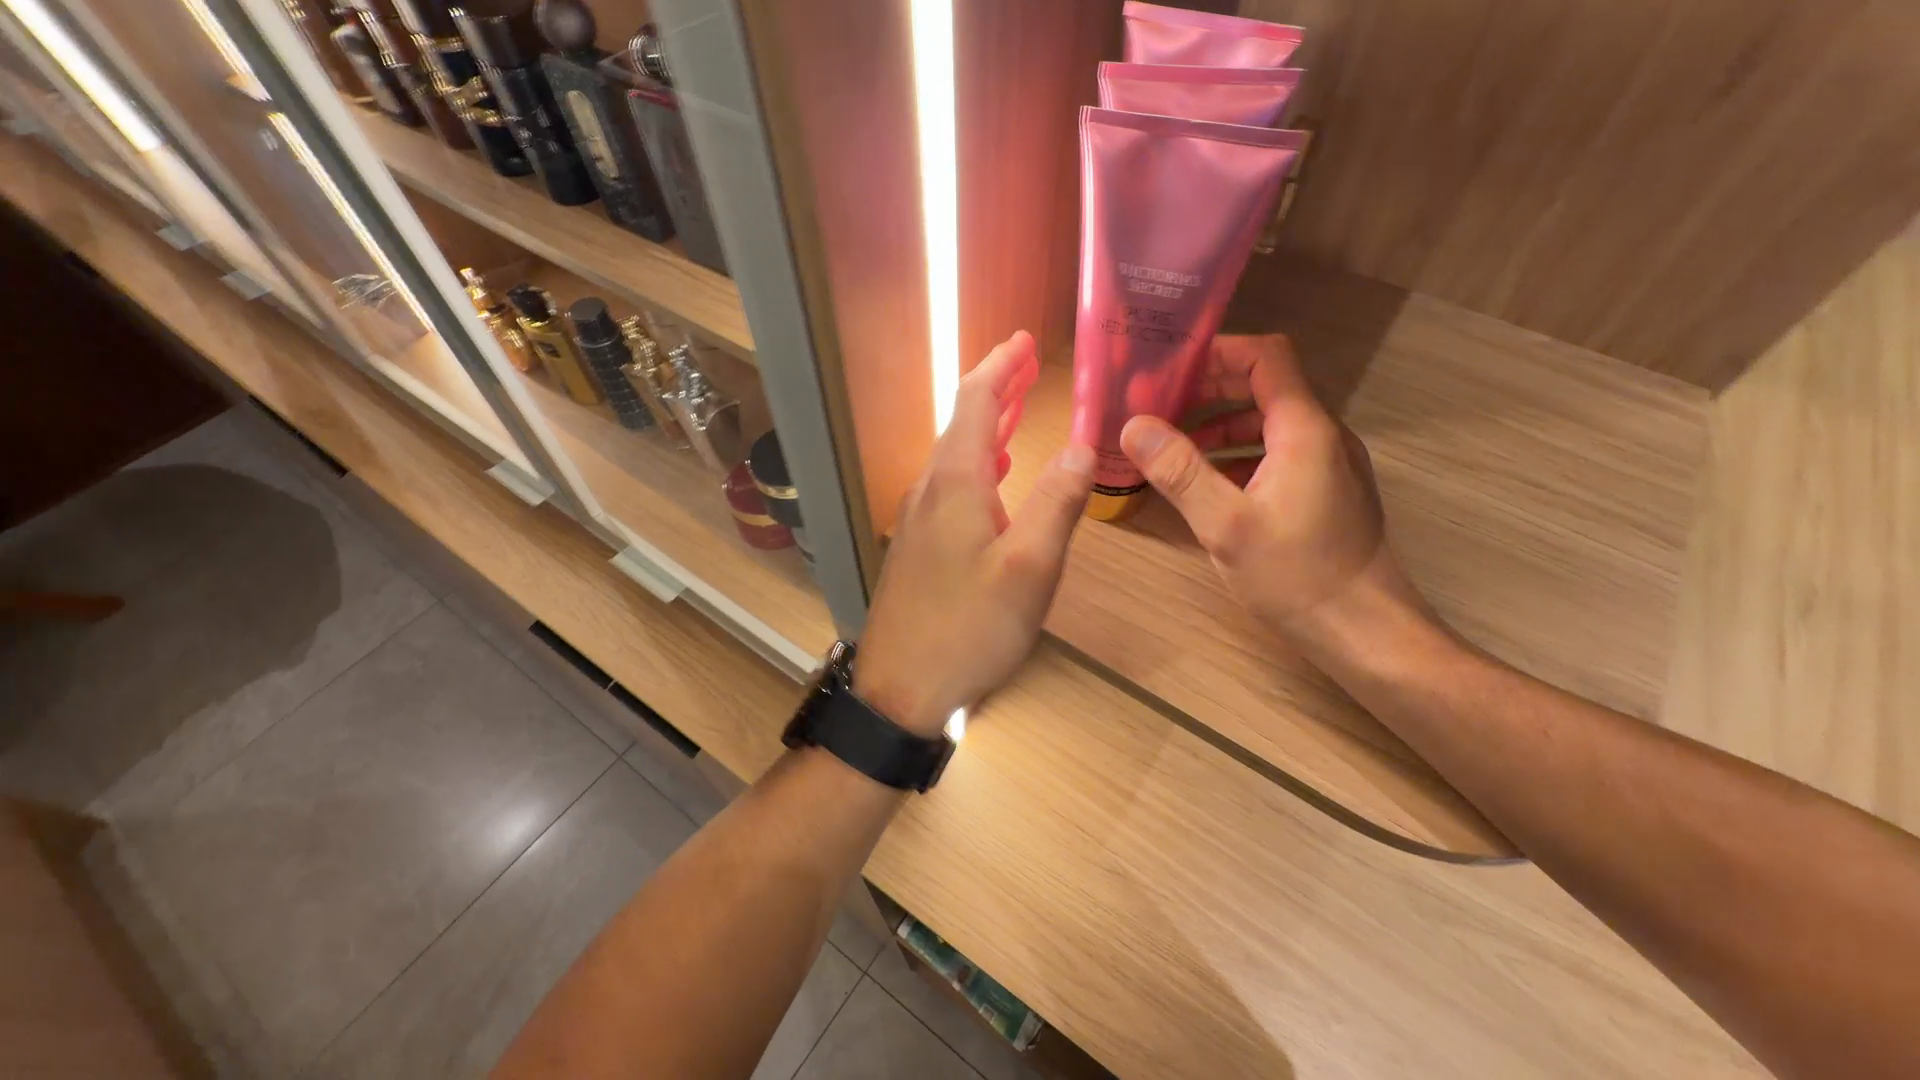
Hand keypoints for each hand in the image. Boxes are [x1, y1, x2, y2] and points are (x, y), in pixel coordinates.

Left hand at [854, 331, 1094, 736]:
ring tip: (1018, 408)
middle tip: (1028, 363)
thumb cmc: (969, 628)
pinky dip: (977, 463)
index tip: (1026, 341)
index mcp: (955, 484)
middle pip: (962, 424)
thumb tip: (1082, 445)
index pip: (974, 403)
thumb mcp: (1029, 570)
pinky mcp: (917, 548)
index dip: (1001, 367)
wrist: (900, 689)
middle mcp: (930, 491)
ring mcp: (918, 521)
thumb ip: (1056, 504)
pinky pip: (950, 485)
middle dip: (996, 388)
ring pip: (955, 456)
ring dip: (987, 425)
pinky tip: (993, 477)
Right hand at [1119, 334, 1423, 645]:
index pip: (1267, 357)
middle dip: (1212, 388)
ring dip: (1223, 424)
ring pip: (1272, 423)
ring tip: (1174, 447)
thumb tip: (1133, 425)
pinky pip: (1281, 452)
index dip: (1219, 351)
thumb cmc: (1296, 575)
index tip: (1171, 365)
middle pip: (1267, 385)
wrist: (1364, 628)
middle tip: (1160, 404)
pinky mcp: (1329, 491)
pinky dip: (1242, 454)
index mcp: (1304, 430)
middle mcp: (1324, 435)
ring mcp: (1331, 463)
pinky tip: (1210, 484)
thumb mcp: (1225, 525)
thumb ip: (1179, 471)